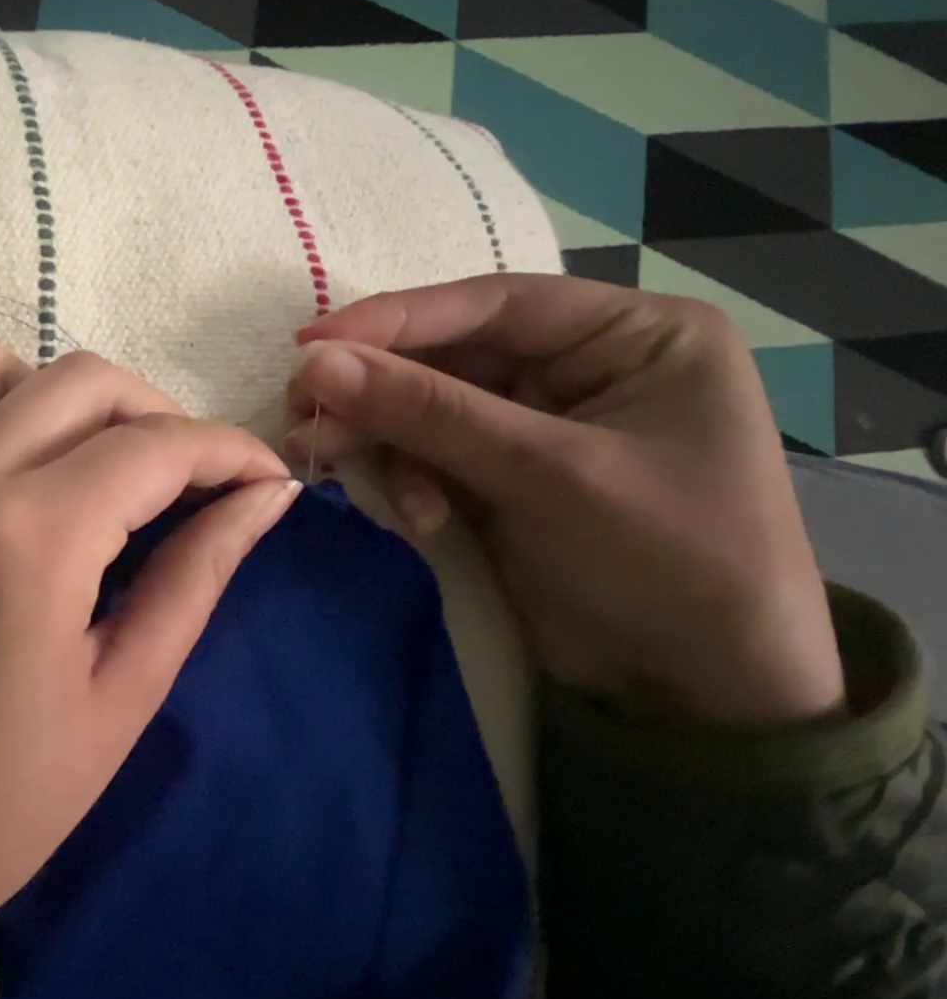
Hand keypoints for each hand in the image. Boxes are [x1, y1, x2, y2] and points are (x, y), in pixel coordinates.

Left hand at [0, 326, 298, 998]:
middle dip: (155, 415)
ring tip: (75, 461)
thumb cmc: (10, 795)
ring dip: (48, 393)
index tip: (257, 477)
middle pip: (79, 381)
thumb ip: (197, 573)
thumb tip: (265, 495)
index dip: (225, 450)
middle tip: (179, 478)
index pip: (155, 446)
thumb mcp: (126, 690)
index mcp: (32, 540)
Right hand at [286, 273, 841, 727]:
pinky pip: (431, 460)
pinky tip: (415, 518)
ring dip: (380, 440)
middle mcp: (582, 369)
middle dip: (377, 390)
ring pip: (428, 411)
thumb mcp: (543, 474)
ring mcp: (538, 429)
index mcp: (632, 336)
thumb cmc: (663, 560)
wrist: (695, 693)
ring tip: (320, 459)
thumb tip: (314, 364)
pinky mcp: (502, 482)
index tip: (312, 345)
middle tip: (304, 412)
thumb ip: (426, 413)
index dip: (397, 319)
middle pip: (450, 359)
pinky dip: (409, 483)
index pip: (494, 305)